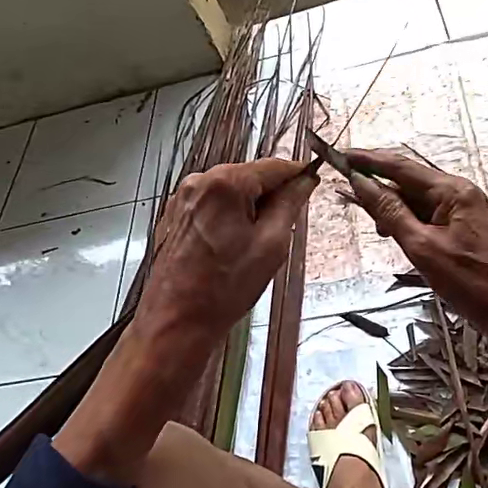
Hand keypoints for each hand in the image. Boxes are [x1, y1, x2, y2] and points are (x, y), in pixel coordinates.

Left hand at [132, 157, 318, 347]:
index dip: (297, 174)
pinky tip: (232, 250)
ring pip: (231, 193)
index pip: (273, 166)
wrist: (175, 321)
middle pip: (250, 177)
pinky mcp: (175, 217)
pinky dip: (228, 219)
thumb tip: (304, 182)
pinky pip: (212, 207)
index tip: (313, 182)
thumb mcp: (271, 245)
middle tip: (284, 230)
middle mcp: (198, 183)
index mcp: (224, 183)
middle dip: (270, 197)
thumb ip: (290, 205)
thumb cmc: (222, 289)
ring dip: (249, 210)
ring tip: (254, 247)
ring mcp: (182, 199)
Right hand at [342, 149, 487, 376]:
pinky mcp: (461, 227)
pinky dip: (407, 223)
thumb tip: (361, 183)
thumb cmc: (470, 283)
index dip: (368, 161)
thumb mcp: (422, 248)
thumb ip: (390, 212)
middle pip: (408, 182)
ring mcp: (462, 209)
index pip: (402, 167)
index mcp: (454, 191)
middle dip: (379, 190)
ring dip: (393, 210)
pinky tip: (396, 237)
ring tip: (379, 230)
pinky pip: (426, 216)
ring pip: (416, 201)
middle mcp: (459, 193)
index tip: (341, 155)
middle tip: (350, 198)